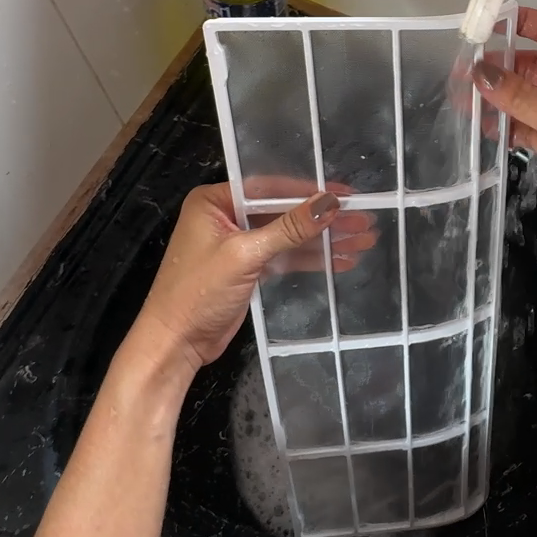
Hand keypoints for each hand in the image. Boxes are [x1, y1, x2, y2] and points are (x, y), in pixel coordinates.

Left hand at [130, 181, 376, 371]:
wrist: (172, 348)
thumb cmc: (198, 294)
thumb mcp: (245, 255)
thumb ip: (289, 228)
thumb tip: (330, 203)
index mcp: (215, 201)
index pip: (271, 188)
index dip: (311, 191)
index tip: (347, 195)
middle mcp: (227, 216)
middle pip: (285, 211)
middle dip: (325, 219)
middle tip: (364, 219)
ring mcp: (239, 243)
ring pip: (290, 234)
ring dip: (325, 239)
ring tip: (365, 239)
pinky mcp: (249, 268)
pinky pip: (286, 255)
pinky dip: (312, 258)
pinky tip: (343, 260)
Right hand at [473, 8, 536, 268]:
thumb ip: (522, 99)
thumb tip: (482, 72)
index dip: (529, 24)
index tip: (492, 23)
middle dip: (505, 67)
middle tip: (465, 72)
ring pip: (532, 99)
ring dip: (503, 98)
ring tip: (465, 101)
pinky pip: (530, 126)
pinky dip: (510, 125)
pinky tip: (485, 128)